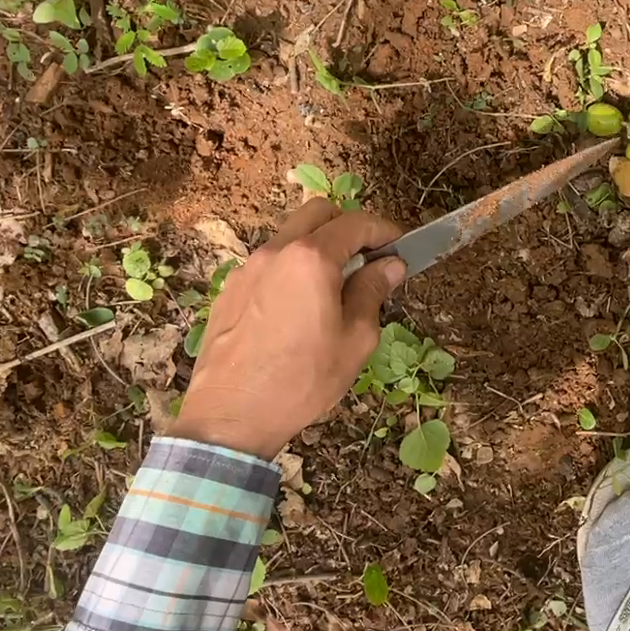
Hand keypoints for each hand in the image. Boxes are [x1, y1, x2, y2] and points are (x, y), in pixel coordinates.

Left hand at [170, 199, 406, 459]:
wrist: (230, 417)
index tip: (400, 247)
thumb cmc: (303, 379)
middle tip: (367, 259)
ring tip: (334, 287)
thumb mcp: (355, 339)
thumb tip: (390, 265)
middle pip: (318, 213)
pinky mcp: (229, 290)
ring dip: (318, 246)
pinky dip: (292, 267)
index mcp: (311, 259)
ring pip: (290, 235)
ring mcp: (247, 268)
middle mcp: (276, 251)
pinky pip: (269, 262)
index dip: (384, 230)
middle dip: (348, 226)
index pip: (356, 223)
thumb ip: (372, 292)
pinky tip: (299, 307)